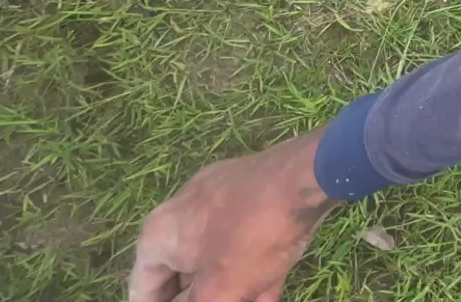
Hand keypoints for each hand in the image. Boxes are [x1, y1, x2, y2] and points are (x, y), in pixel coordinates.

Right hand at [128, 128, 342, 301]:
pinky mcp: (268, 190)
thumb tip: (195, 299)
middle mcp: (190, 208)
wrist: (317, 172)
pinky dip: (259, 269)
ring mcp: (233, 194)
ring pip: (225, 257)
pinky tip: (271, 295)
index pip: (143, 290)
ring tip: (255, 301)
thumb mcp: (218, 291)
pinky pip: (254, 239)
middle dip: (204, 296)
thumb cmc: (256, 234)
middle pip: (185, 273)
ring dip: (236, 289)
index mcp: (161, 232)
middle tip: (235, 300)